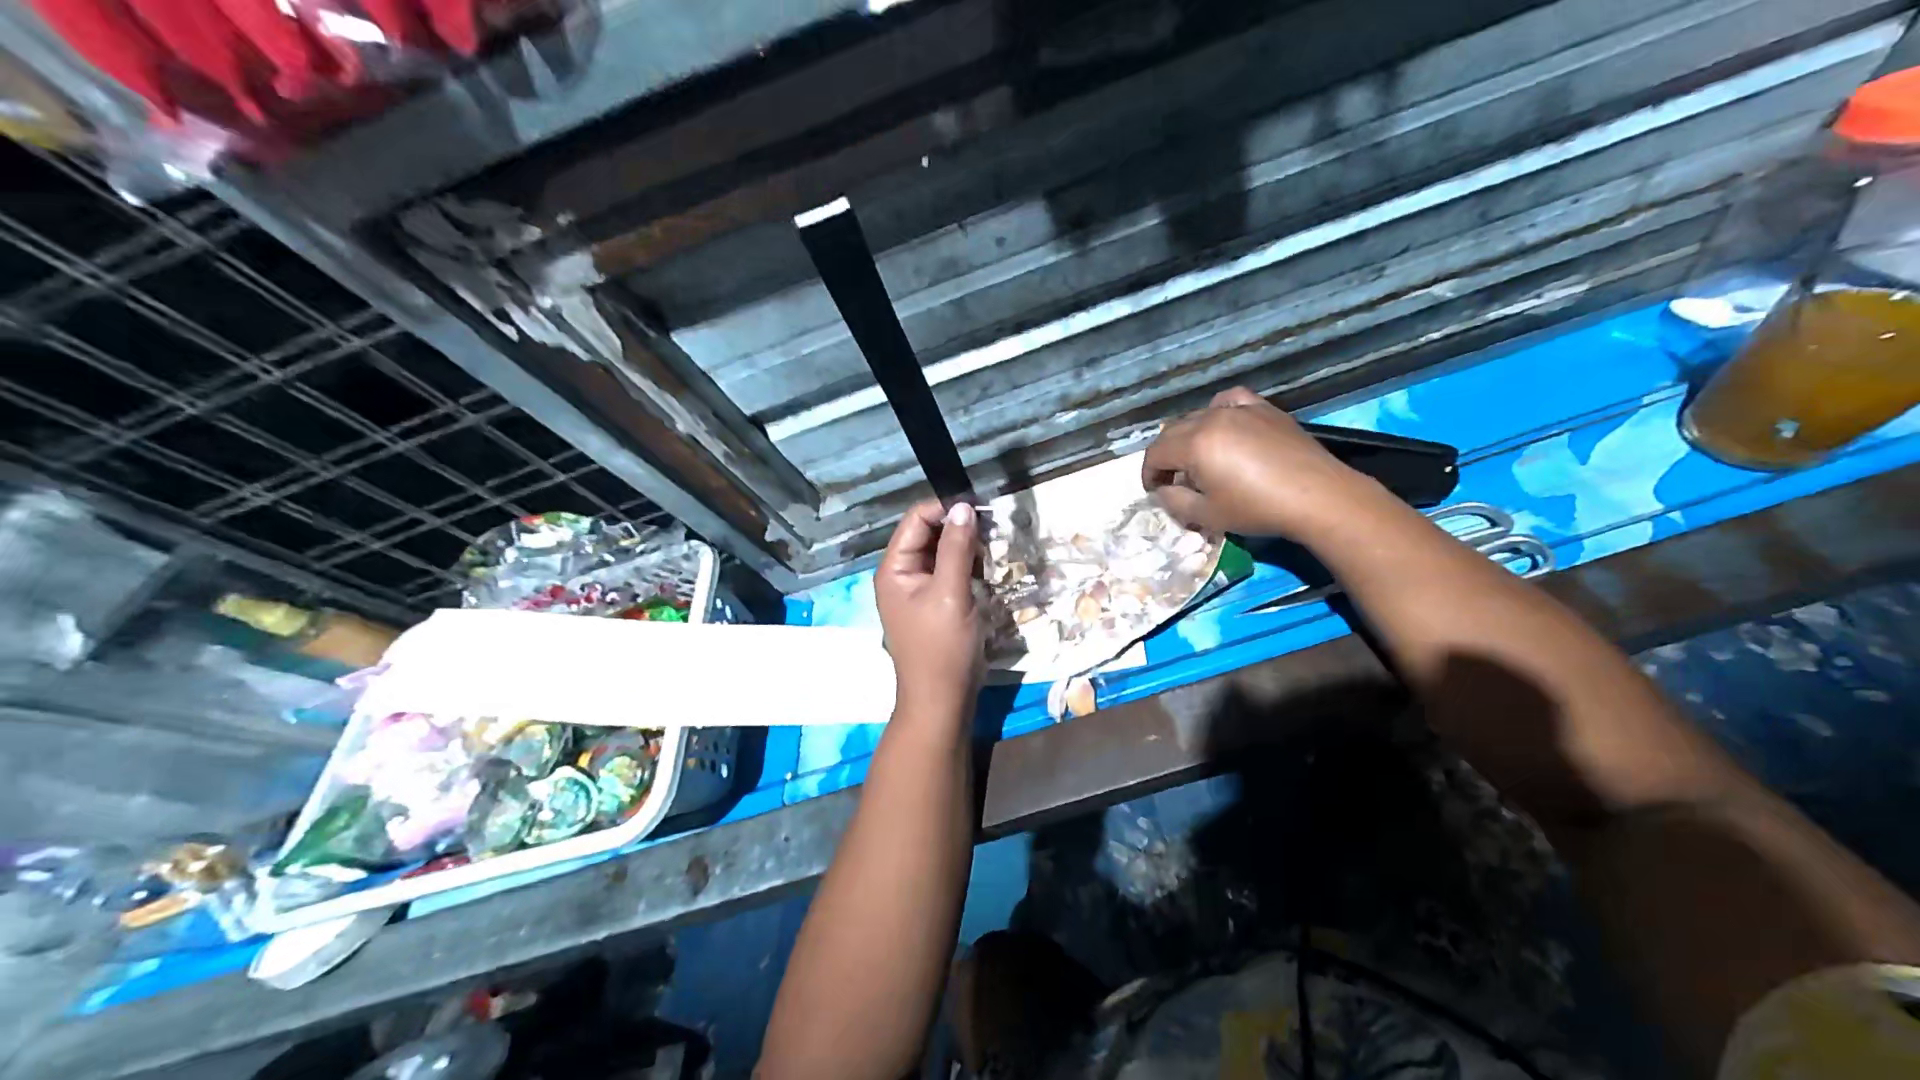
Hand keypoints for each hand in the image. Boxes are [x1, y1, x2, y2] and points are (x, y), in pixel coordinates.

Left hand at [875, 500, 983, 712]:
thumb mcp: (950, 594)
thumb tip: (964, 507)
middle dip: (959, 529)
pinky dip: (967, 568)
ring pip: (943, 553)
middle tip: (992, 531)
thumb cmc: (942, 647)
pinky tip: (987, 572)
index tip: (981, 509)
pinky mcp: (936, 604)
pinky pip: (950, 574)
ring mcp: (919, 590)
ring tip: (992, 552)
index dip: (945, 509)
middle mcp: (903, 574)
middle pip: (929, 534)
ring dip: (966, 549)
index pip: (916, 520)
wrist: (942, 700)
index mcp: (895, 568)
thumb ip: (956, 548)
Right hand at [1143, 387, 1366, 538]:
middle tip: (1173, 480)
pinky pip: (1230, 400)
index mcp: (1194, 444)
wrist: (1318, 497)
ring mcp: (1240, 409)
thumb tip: (1164, 490)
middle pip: (1173, 431)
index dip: (1149, 474)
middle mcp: (1212, 419)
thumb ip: (1174, 501)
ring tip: (1198, 458)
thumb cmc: (1258, 509)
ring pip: (1198, 416)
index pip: (1156, 453)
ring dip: (1189, 437)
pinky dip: (1218, 411)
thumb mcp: (1207, 515)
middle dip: (1166, 456)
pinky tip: (1225, 425)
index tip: (1155, 491)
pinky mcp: (1264, 409)